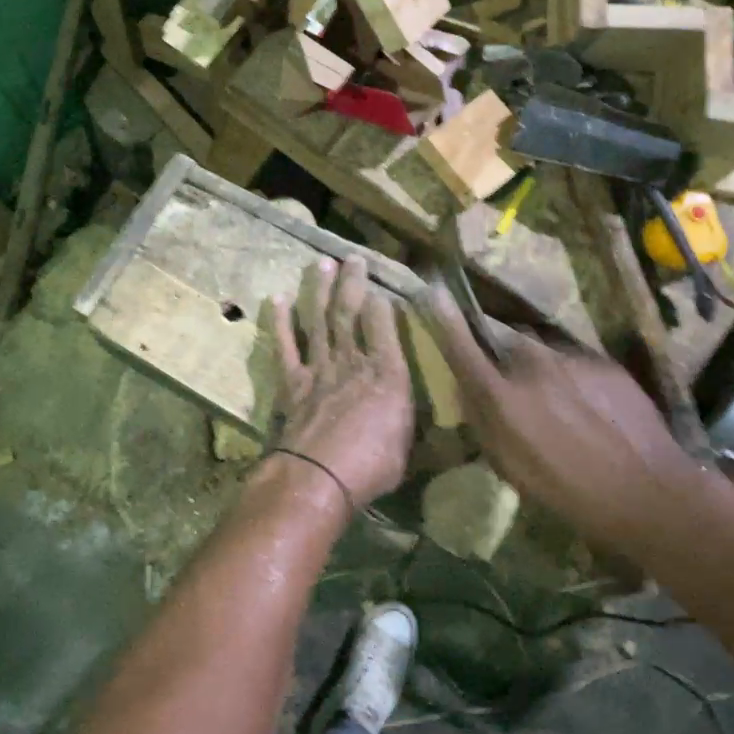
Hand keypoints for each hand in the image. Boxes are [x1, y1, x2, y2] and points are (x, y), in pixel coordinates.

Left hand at [268, 255, 413, 509]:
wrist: (319, 476)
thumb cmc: (372, 467)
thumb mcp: (409, 449)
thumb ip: (420, 428)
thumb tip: (456, 439)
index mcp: (388, 375)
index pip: (384, 326)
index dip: (381, 302)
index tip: (379, 283)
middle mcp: (353, 362)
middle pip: (350, 313)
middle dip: (351, 283)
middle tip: (351, 257)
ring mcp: (319, 368)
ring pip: (319, 320)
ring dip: (319, 290)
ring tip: (320, 264)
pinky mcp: (292, 381)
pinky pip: (284, 345)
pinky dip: (280, 321)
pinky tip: (277, 299)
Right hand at [418, 286, 698, 553]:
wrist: (651, 493)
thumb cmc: (569, 493)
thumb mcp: (509, 467)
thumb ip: (483, 422)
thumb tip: (468, 391)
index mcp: (502, 396)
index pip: (462, 347)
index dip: (444, 319)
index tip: (433, 290)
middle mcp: (532, 366)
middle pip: (507, 344)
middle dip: (506, 357)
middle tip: (518, 388)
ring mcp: (572, 359)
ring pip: (543, 351)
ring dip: (542, 368)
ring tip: (562, 405)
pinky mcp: (605, 362)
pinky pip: (576, 361)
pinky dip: (574, 378)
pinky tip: (592, 410)